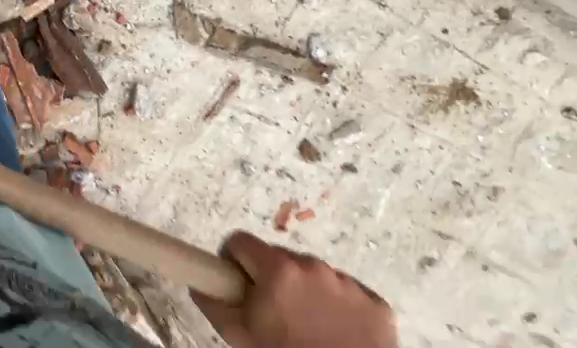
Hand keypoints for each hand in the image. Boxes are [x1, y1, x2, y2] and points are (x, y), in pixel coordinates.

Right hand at [193, 233, 396, 347]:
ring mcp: (349, 285)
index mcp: (277, 267)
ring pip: (314, 274)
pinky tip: (337, 330)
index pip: (241, 241)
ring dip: (306, 290)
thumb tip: (198, 282)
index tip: (238, 284)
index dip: (234, 261)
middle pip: (279, 257)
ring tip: (308, 324)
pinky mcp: (378, 305)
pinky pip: (349, 292)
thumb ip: (211, 301)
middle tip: (274, 311)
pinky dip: (340, 306)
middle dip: (272, 277)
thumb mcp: (237, 335)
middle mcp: (313, 265)